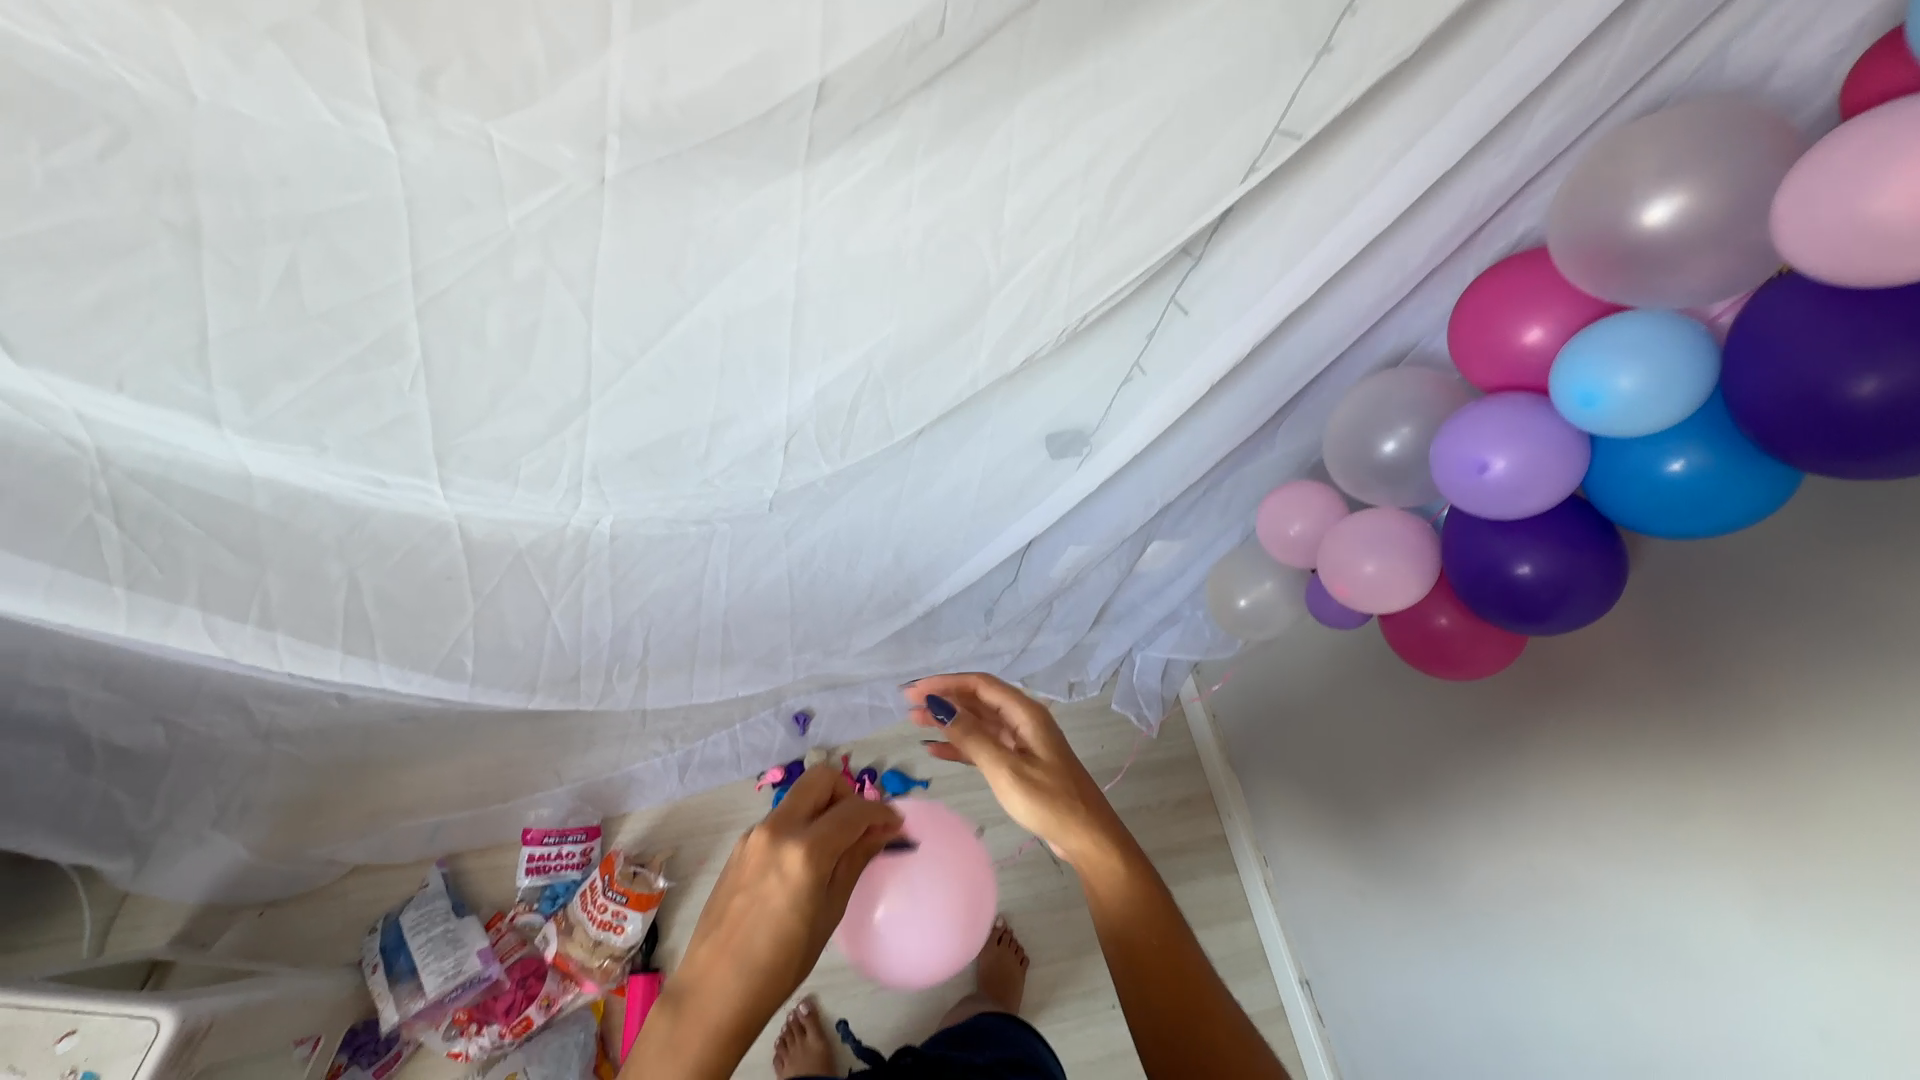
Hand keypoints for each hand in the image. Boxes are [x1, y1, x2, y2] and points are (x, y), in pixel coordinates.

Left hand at [630, 765, 898, 1079]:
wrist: (716, 988)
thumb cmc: (783, 961)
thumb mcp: (831, 910)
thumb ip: (856, 860)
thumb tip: (884, 830)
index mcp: (806, 849)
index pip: (855, 809)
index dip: (882, 812)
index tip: (895, 824)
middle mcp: (778, 828)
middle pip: (821, 778)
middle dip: (848, 794)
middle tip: (860, 828)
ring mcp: (754, 834)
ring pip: (799, 797)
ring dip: (823, 809)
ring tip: (834, 850)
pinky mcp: (740, 846)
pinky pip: (780, 820)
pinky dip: (801, 826)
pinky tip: (804, 866)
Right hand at [907, 672, 1124, 864]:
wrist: (1086, 836)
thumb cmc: (1048, 800)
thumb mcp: (1005, 768)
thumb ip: (971, 736)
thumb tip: (939, 705)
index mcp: (1025, 713)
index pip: (979, 685)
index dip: (945, 683)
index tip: (914, 690)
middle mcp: (1023, 720)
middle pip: (978, 700)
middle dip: (944, 699)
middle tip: (907, 705)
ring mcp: (1021, 742)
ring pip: (978, 723)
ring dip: (949, 721)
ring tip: (914, 723)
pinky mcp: (1019, 763)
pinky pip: (984, 746)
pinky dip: (960, 746)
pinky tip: (935, 749)